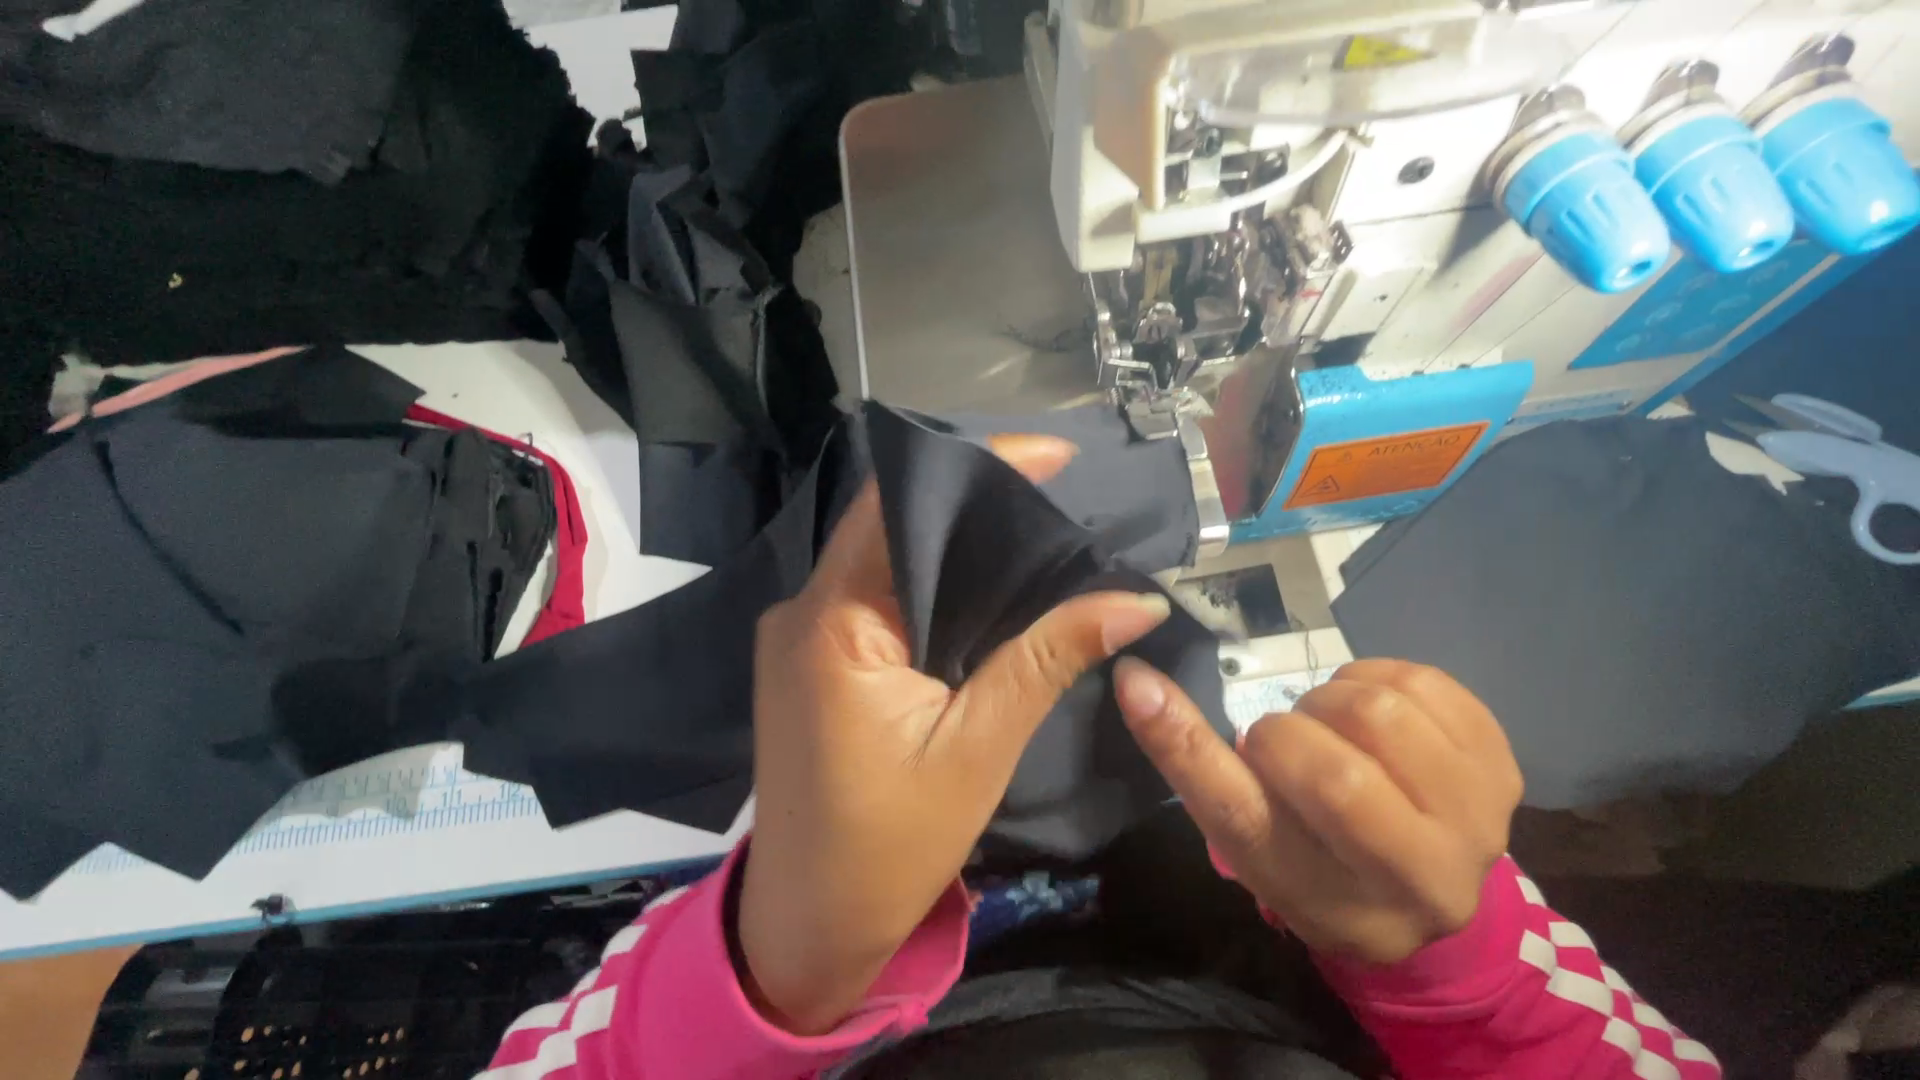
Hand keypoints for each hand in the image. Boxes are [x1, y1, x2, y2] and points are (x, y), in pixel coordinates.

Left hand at [739, 435, 1173, 1032]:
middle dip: (970, 503)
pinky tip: (981, 589)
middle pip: (887, 524)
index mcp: (834, 623)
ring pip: (880, 559)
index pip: (896, 506)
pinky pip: (870, 597)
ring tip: (1032, 531)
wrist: (808, 927)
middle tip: (1055, 495)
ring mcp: (798, 635)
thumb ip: (1048, 659)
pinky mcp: (808, 661)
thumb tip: (1136, 599)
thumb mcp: (979, 747)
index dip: (975, 468)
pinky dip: (926, 586)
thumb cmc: (889, 847)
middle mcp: (803, 611)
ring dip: (950, 546)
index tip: (1053, 455)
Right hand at [1114, 657, 1523, 964]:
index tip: (1137, 680)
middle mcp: (1423, 875)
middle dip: (1289, 731)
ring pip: (1383, 711)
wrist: (1417, 887)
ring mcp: (1479, 817)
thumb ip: (1194, 759)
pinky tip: (1368, 708)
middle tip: (1287, 744)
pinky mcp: (1503, 763)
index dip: (1186, 744)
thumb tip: (1135, 678)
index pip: (1249, 820)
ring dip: (1334, 700)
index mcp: (1336, 900)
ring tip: (1330, 727)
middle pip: (1336, 769)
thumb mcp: (1244, 831)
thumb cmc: (1312, 863)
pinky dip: (1374, 677)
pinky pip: (1424, 681)